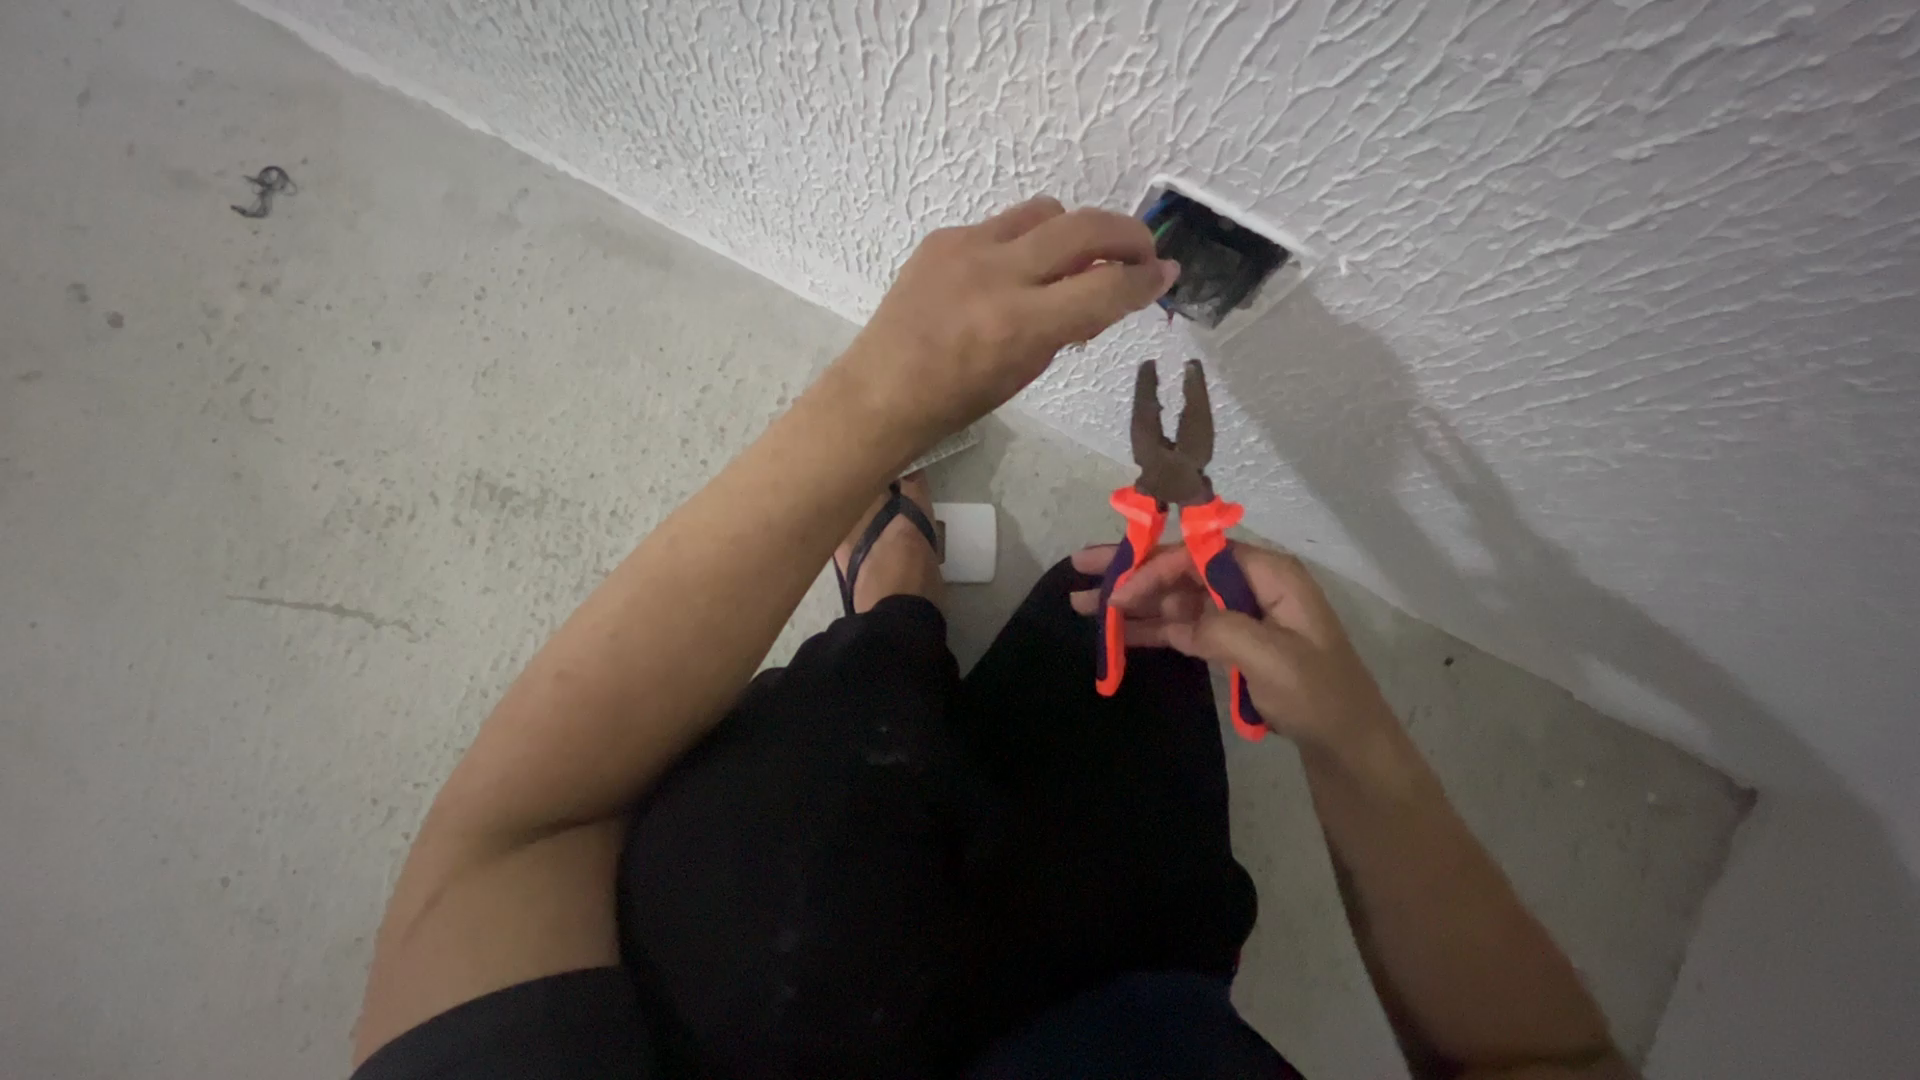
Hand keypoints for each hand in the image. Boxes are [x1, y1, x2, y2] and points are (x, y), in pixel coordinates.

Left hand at [832, 196, 1178, 448]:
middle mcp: (996, 275)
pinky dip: (1023, 244)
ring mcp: (965, 248)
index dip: (1145, 281)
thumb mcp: (1023, 373)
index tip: (1165, 275)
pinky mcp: (942, 238)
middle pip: (1084, 228)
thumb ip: (1067, 326)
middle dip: (1126, 235)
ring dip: (1073, 231)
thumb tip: (1104, 287)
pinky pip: (1002, 225)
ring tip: (1075, 260)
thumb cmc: (956, 401)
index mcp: (1019, 325)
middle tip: (1141, 252)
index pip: (1105, 288)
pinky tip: (1014, 272)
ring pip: (1045, 212)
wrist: (881, 391)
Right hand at [1069, 541, 1396, 748]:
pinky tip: (1116, 633)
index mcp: (1268, 574)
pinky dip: (1150, 629)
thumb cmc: (1318, 695)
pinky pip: (1180, 626)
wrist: (1346, 743)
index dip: (1154, 568)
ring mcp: (1237, 613)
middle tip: (1080, 567)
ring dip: (1132, 602)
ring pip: (1174, 598)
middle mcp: (1249, 584)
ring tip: (1083, 605)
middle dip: (1131, 571)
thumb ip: (1220, 627)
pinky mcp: (1228, 641)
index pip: (1198, 556)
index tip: (1117, 591)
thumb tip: (1177, 618)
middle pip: (1180, 568)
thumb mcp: (1272, 658)